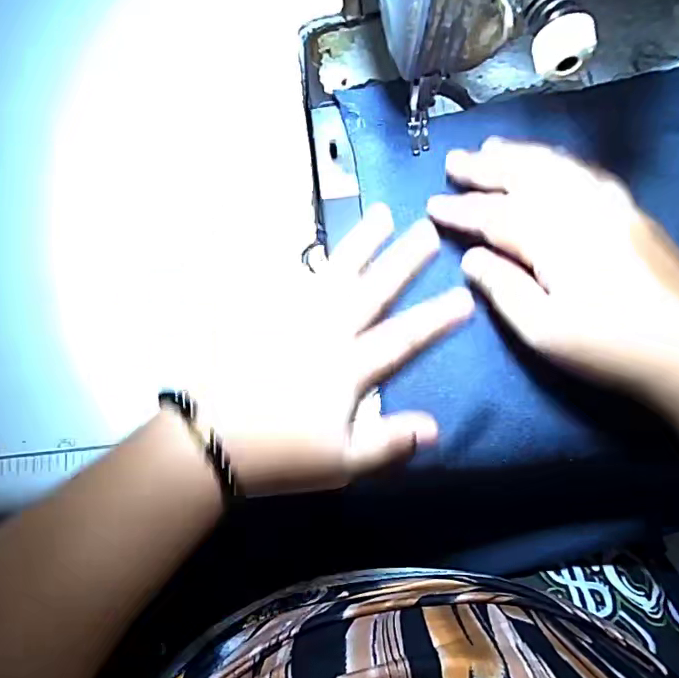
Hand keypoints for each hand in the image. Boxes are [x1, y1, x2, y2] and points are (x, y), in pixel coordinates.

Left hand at [190, 205, 473, 495]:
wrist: (212, 440)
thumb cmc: (282, 456)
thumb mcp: (342, 462)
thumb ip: (389, 443)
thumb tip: (435, 427)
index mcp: (349, 368)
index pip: (403, 338)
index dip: (436, 319)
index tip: (466, 296)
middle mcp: (326, 331)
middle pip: (373, 290)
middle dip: (405, 260)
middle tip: (429, 229)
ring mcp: (291, 316)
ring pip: (334, 271)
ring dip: (361, 242)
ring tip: (382, 215)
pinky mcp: (259, 313)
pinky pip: (279, 273)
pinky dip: (293, 251)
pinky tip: (304, 232)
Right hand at [426, 138, 678, 409]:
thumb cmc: (608, 344)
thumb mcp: (543, 330)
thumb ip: (503, 289)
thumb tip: (473, 258)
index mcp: (551, 235)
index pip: (495, 214)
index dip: (461, 209)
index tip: (432, 205)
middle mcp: (579, 205)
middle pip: (525, 175)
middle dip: (487, 167)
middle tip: (455, 161)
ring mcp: (610, 202)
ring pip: (556, 166)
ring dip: (521, 156)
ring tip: (494, 149)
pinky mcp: (630, 209)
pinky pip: (582, 171)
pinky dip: (556, 162)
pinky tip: (550, 165)